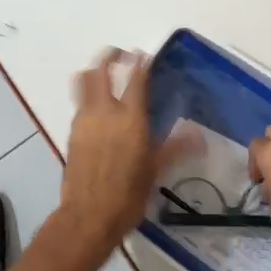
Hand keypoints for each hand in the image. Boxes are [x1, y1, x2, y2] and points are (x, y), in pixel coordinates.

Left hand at [58, 48, 174, 248]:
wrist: (88, 215)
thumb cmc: (128, 195)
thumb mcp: (156, 171)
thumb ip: (176, 147)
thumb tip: (199, 134)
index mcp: (130, 119)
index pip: (135, 79)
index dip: (140, 63)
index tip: (143, 55)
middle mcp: (104, 111)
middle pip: (101, 70)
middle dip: (110, 57)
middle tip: (121, 55)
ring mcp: (84, 119)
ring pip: (84, 80)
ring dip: (94, 70)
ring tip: (104, 72)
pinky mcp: (72, 130)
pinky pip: (79, 101)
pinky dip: (87, 92)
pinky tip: (97, 105)